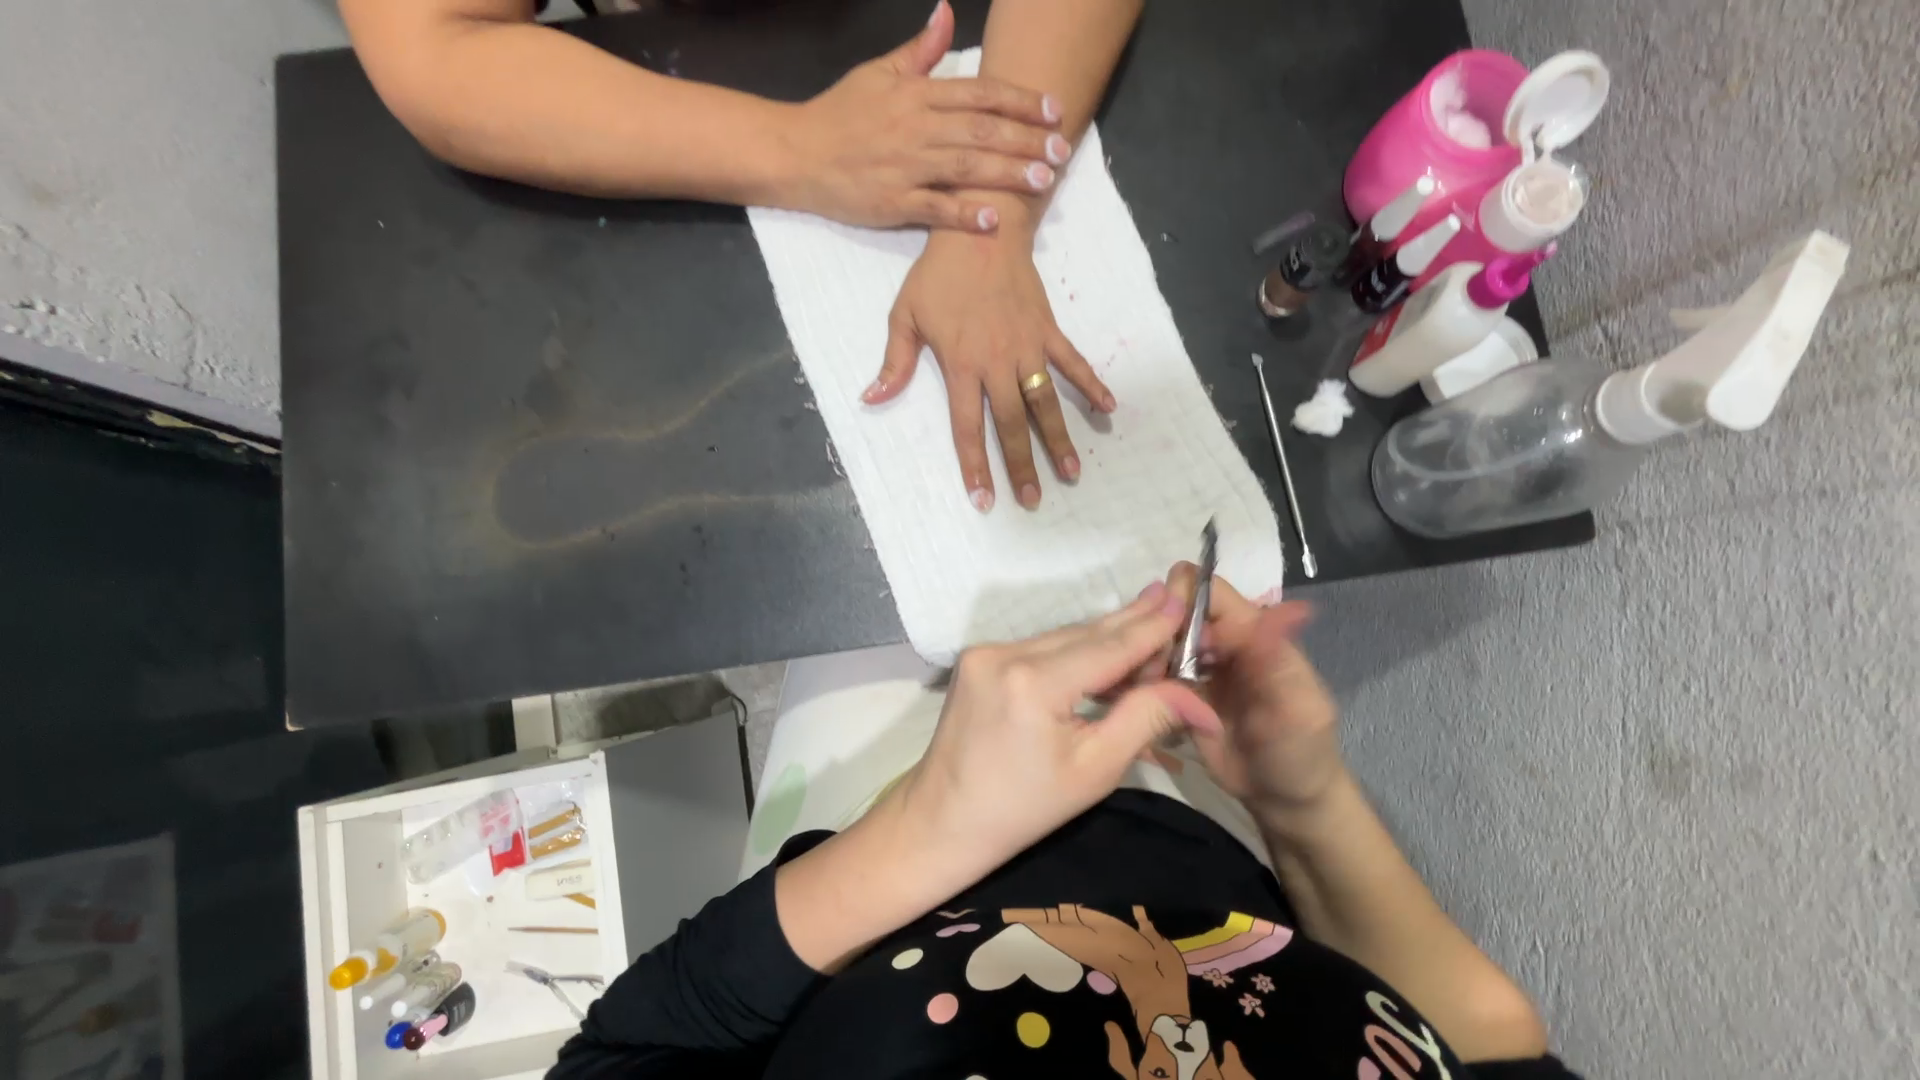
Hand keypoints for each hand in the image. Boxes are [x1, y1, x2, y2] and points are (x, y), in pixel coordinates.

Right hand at [780, 1, 1071, 231]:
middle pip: (982, 131)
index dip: (1019, 101)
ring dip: (1008, 173)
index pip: (979, 94)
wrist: (796, 154)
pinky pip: (935, 209)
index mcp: (916, 95)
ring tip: (1044, 181)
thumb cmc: (840, 115)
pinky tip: (994, 219)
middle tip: (1062, 150)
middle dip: (1026, 139)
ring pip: (966, 167)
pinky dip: (964, 214)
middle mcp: (916, 128)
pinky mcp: (893, 203)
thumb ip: (918, 51)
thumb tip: (946, 14)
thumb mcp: (877, 74)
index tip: (1053, 111)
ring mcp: (905, 167)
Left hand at [867, 227, 1114, 509]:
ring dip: (1058, 439)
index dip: (975, 465)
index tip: (983, 500)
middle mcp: (998, 363)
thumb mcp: (905, 315)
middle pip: (1011, 424)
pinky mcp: (1049, 330)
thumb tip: (872, 399)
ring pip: (1045, 402)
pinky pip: (1073, 362)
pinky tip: (1108, 408)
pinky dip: (1091, 384)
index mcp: (961, 365)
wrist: (982, 226)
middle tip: (1032, 500)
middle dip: (1021, 466)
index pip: (967, 426)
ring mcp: (1028, 348)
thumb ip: (895, 362)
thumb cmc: (938, 274)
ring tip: (1072, 473)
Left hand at [891, 582, 1220, 879]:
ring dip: (1105, 639)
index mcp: (1033, 683)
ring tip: (1151, 624)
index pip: (1108, 647)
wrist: (945, 819)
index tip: (1184, 600)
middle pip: (1085, 634)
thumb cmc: (1025, 808)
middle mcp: (1005, 654)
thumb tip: (1199, 697)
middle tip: (1173, 598)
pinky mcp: (978, 660)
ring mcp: (985, 652)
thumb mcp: (1095, 769)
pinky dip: (1074, 652)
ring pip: (1062, 638)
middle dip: (1132, 624)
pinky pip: (1040, 648)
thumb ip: (1144, 719)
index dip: (1150, 627)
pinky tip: (1105, 651)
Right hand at [1162, 563, 1346, 821]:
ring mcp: (1197, 667)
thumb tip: (1279, 610)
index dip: (1183, 602)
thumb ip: (1278, 665)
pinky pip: (1151, 672)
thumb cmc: (1301, 754)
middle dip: (1155, 633)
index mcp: (1253, 633)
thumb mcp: (1298, 712)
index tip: (1162, 632)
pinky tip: (1129, 695)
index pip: (1212, 594)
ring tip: (1137, 688)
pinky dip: (1137, 677)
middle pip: (1176, 613)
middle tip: (1147, 672)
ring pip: (1157, 640)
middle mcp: (1221, 642)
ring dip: (1143, 657)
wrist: (1285, 800)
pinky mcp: (1178, 693)